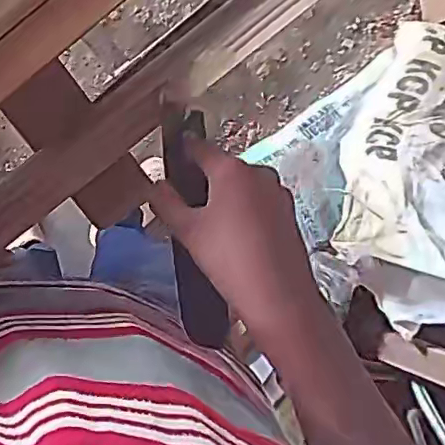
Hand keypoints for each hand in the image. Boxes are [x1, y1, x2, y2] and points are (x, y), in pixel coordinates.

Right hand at [148, 136, 321, 335]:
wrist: (278, 297)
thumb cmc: (228, 258)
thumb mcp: (185, 229)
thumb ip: (165, 201)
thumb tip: (156, 185)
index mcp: (232, 169)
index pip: (199, 147)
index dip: (181, 150)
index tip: (169, 155)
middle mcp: (259, 174)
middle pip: (221, 167)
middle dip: (201, 179)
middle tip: (180, 200)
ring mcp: (278, 193)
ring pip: (240, 186)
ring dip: (222, 196)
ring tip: (204, 223)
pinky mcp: (288, 214)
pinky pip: (256, 202)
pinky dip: (240, 211)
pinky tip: (229, 236)